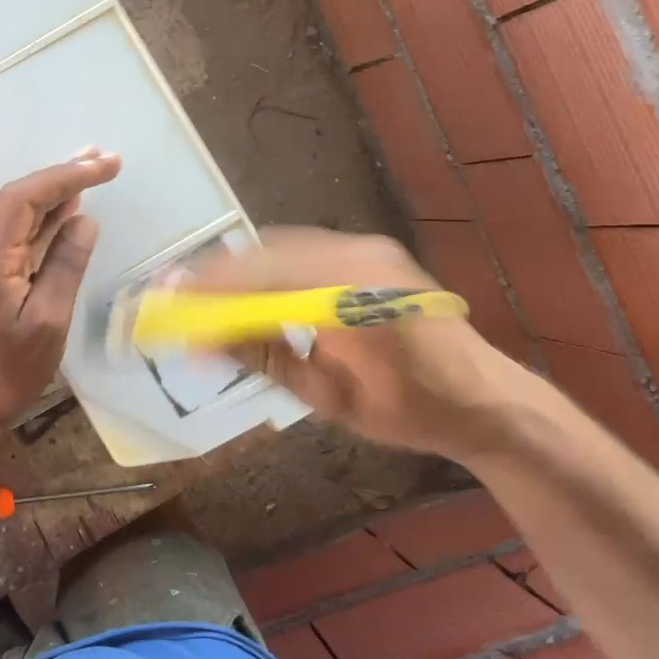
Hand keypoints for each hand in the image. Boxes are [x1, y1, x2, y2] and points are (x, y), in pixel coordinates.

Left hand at [0, 150, 122, 444]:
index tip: (107, 164)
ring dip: (55, 197)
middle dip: (63, 177)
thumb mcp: (48, 321)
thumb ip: (65, 266)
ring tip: (92, 174)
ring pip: (17, 217)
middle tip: (104, 159)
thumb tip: (84, 222)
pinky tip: (65, 217)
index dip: (67, 174)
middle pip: (20, 200)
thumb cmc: (7, 372)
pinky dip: (43, 223)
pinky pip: (15, 238)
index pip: (26, 196)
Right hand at [182, 226, 544, 460]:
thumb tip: (202, 343)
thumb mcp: (331, 397)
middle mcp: (360, 259)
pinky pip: (301, 248)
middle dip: (214, 275)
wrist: (487, 398)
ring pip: (280, 246)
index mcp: (356, 300)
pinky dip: (264, 264)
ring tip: (197, 289)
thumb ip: (267, 360)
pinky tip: (243, 284)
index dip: (212, 292)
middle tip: (172, 294)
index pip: (265, 283)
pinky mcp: (368, 250)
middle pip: (267, 255)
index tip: (171, 305)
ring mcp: (366, 248)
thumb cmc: (411, 412)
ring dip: (236, 268)